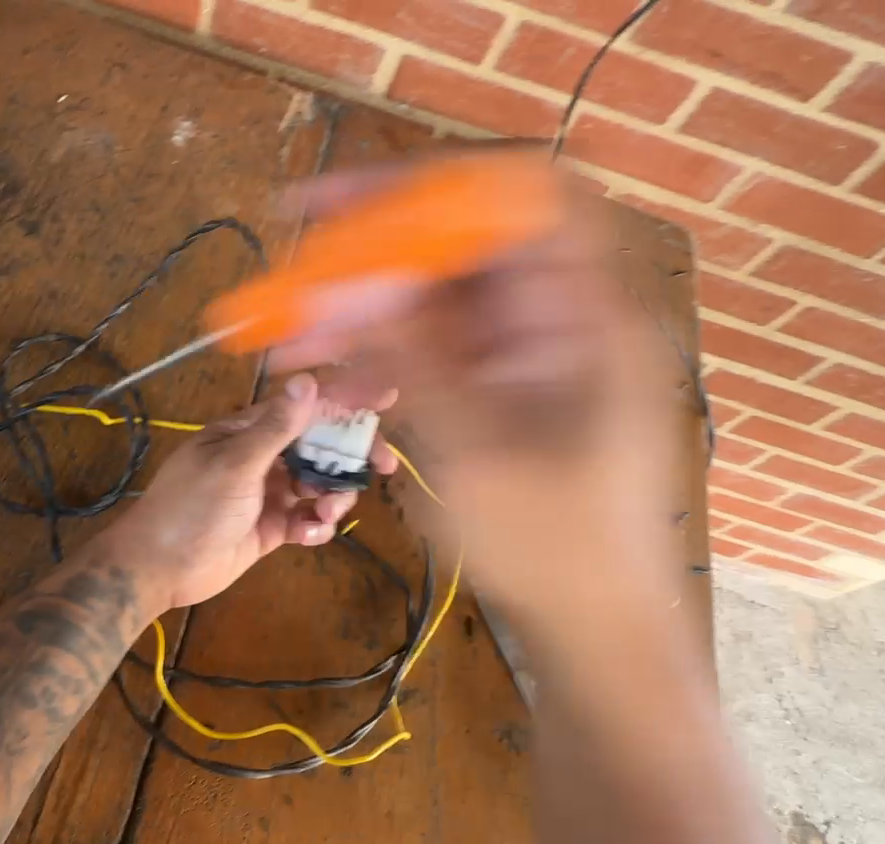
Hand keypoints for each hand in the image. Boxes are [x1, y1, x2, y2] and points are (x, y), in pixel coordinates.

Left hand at [97, 373, 394, 612]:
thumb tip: (308, 382)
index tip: (387, 398)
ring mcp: (266, 494)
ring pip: (317, 485)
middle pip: (318, 447)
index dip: (345, 401)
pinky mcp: (270, 528)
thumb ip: (275, 429)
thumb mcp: (234, 466)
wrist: (160, 568)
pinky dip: (314, 525)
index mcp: (247, 431)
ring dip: (332, 496)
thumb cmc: (192, 509)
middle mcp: (260, 457)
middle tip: (383, 467)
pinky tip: (307, 535)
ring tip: (325, 514)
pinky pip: (305, 519)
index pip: (303, 407)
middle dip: (349, 456)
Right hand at [270, 160, 682, 631]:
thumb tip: (348, 280)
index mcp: (582, 316)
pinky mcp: (506, 388)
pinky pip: (439, 352)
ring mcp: (532, 355)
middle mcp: (560, 319)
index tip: (340, 203)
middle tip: (294, 282)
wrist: (590, 618)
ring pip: (440, 305)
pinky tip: (341, 386)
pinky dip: (389, 361)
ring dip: (368, 318)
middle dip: (371, 262)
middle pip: (462, 251)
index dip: (426, 185)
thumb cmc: (549, 546)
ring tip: (297, 345)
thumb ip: (411, 356)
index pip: (515, 198)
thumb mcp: (471, 449)